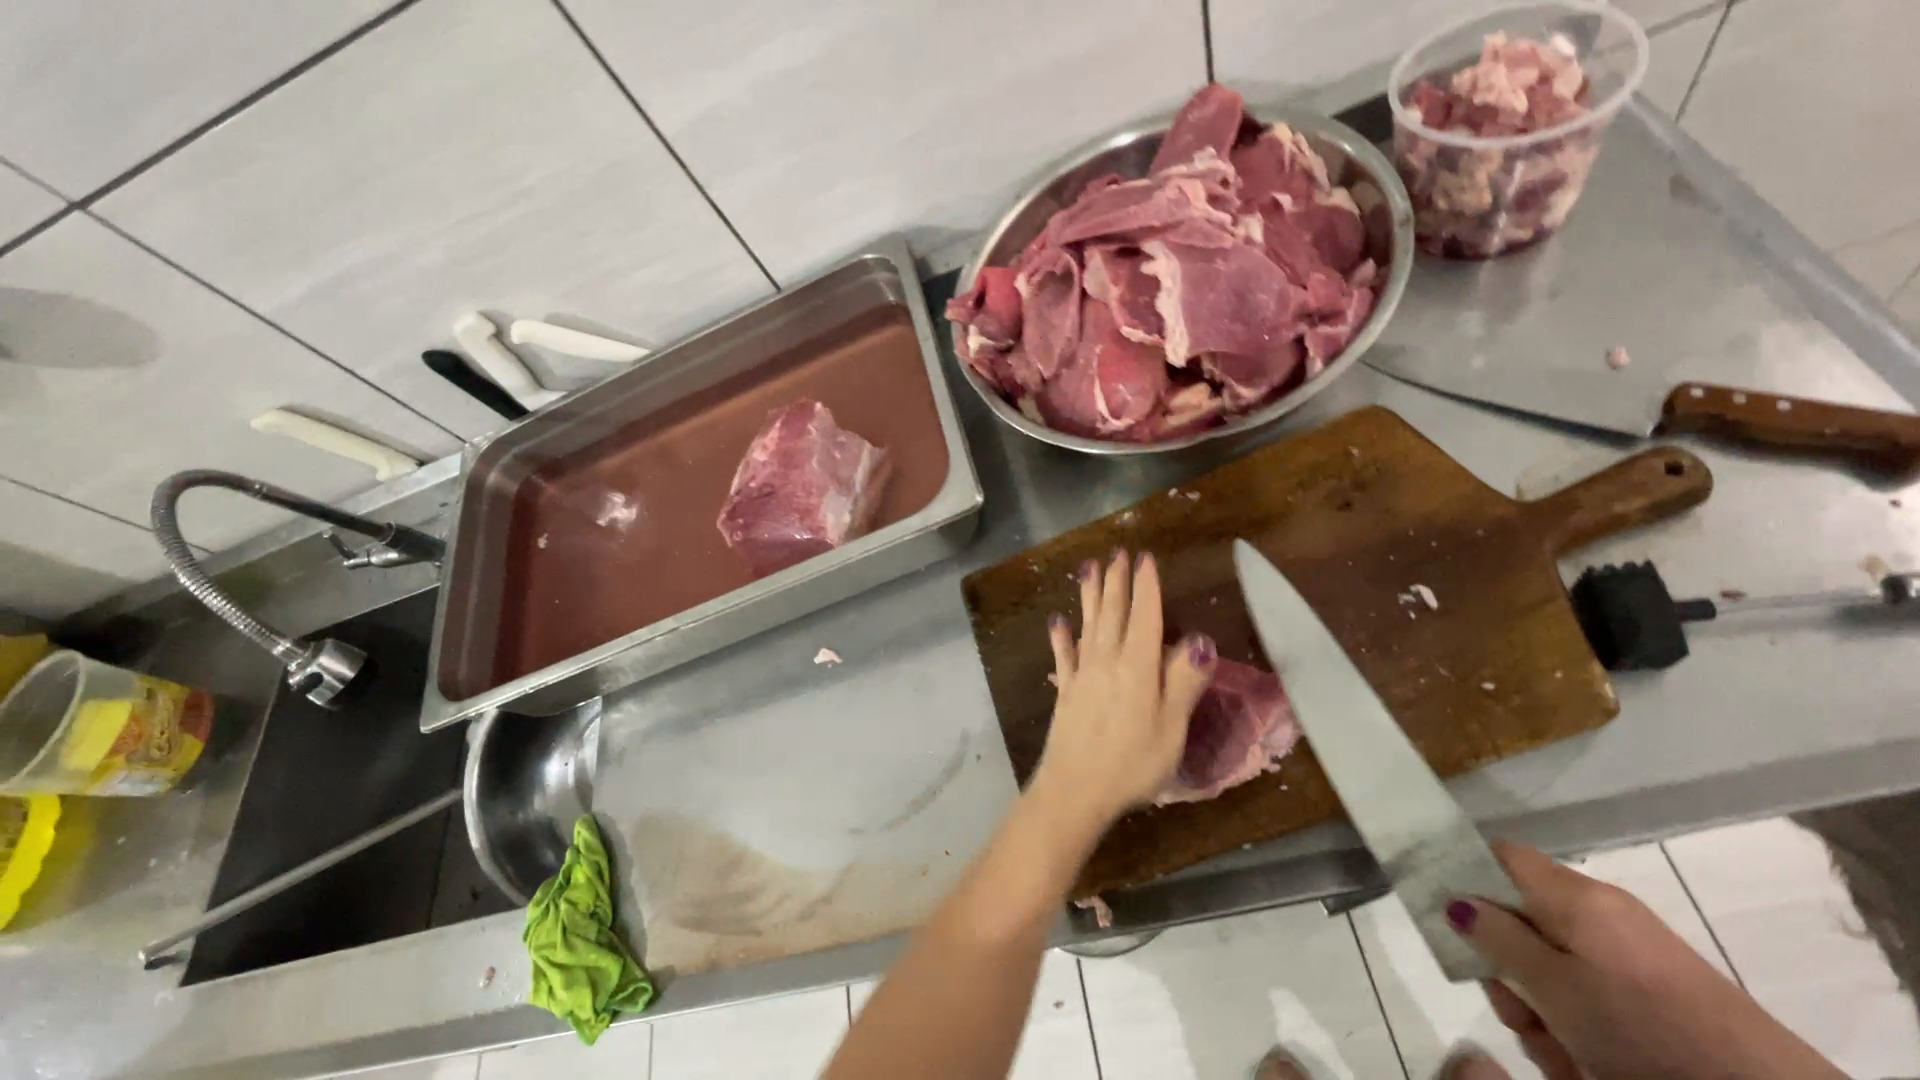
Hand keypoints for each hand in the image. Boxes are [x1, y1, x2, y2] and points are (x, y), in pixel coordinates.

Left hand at [1027, 550, 1215, 835]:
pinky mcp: (1065, 694)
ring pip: (1088, 626)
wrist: (1074, 791)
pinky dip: (1061, 636)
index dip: (1146, 587)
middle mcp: (1107, 662)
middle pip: (1113, 613)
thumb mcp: (1171, 727)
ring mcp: (1082, 676)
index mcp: (1138, 667)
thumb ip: (1184, 681)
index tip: (1145, 558)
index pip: (1144, 617)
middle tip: (1117, 553)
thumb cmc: (1132, 763)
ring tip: (1088, 569)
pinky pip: (1063, 656)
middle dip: (1117, 582)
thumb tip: (1201, 640)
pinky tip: (1057, 621)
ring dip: (1090, 596)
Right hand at [1449, 841, 1844, 1079]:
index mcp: (1574, 897)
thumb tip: (1454, 899)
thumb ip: (1496, 938)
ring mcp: (1627, 956)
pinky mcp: (1649, 995)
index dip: (1463, 875)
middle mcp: (1599, 915)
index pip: (1500, 856)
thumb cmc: (1640, 1026)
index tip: (1443, 916)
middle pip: (1518, 921)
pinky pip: (1584, 997)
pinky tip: (1586, 1064)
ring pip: (1547, 969)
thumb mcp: (1552, 987)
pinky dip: (1574, 1028)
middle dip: (1504, 968)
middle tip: (1517, 1010)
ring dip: (1537, 1010)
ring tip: (1560, 1050)